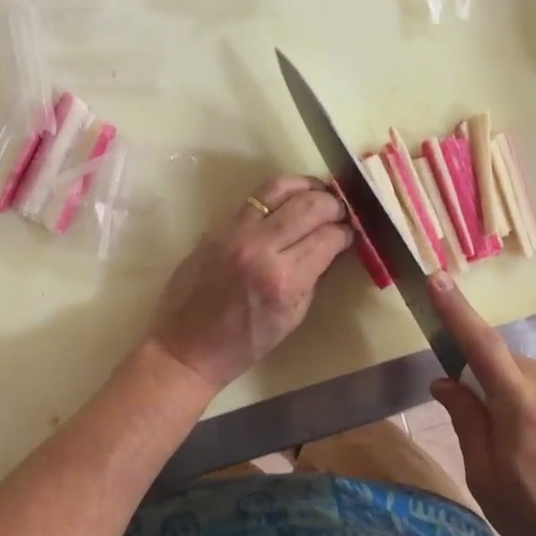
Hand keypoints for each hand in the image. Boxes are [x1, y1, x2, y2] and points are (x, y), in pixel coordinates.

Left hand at [145, 176, 353, 390]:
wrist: (186, 347)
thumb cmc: (243, 344)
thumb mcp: (291, 317)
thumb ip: (313, 277)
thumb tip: (331, 247)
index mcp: (283, 279)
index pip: (328, 237)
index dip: (346, 232)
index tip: (349, 234)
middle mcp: (260, 248)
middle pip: (309, 204)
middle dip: (333, 204)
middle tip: (339, 212)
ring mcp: (234, 234)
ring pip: (278, 188)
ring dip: (305, 187)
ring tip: (317, 194)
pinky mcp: (216, 229)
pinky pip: (252, 201)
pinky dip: (276, 197)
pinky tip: (286, 205)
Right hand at [425, 275, 535, 535]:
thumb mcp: (487, 480)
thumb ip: (467, 423)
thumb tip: (446, 382)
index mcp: (522, 409)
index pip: (481, 346)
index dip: (457, 312)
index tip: (437, 279)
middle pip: (504, 360)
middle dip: (476, 367)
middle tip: (457, 401)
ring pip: (526, 377)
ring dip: (501, 389)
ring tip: (495, 438)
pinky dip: (524, 402)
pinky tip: (524, 444)